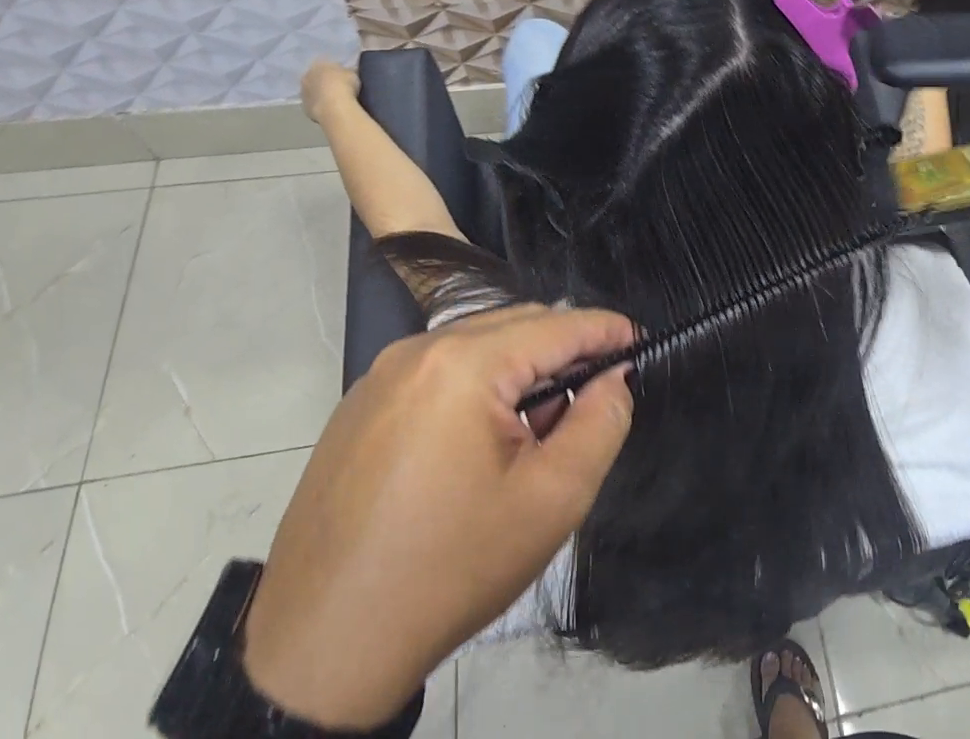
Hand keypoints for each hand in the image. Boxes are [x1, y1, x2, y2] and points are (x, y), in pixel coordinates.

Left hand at [242, 306, 635, 729]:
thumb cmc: (453, 566)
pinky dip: (477, 391)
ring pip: (475, 349)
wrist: (325, 643)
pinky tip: (482, 450)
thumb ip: (601, 422)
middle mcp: (414, 353)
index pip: (558, 325)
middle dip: (564, 353)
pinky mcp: (357, 412)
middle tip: (592, 406)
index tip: (644, 344)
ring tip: (538, 438)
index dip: (609, 330)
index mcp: (463, 365)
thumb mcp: (553, 498)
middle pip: (515, 327)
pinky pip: (437, 376)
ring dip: (520, 374)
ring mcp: (376, 380)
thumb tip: (614, 378)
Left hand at [301, 58, 360, 123]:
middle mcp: (307, 76)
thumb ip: (349, 72)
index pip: (326, 65)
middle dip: (325, 82)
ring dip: (321, 94)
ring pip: (313, 91)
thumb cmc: (345, 86)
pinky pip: (313, 104)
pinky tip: (330, 109)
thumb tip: (350, 72)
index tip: (345, 78)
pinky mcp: (304, 107)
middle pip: (316, 77)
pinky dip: (320, 106)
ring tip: (334, 101)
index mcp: (319, 64)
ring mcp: (303, 92)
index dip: (336, 71)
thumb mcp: (353, 74)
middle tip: (338, 89)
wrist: (334, 107)